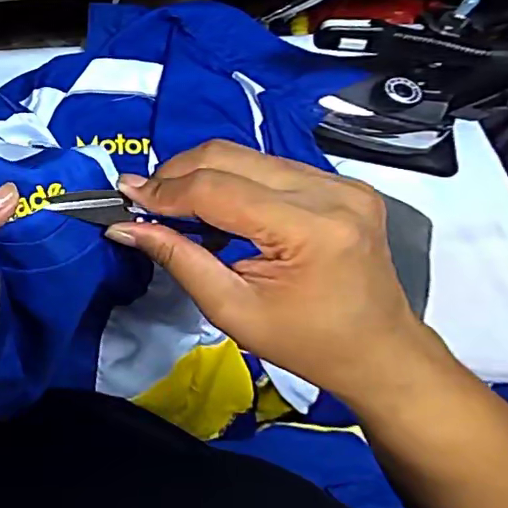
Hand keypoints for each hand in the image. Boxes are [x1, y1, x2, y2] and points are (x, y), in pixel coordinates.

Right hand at [103, 141, 452, 403]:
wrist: (383, 354)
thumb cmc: (307, 343)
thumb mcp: (231, 310)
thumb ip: (177, 258)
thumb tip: (123, 226)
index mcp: (310, 231)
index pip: (216, 189)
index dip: (164, 190)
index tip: (124, 196)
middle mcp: (330, 194)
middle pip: (227, 156)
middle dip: (174, 174)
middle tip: (144, 199)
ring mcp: (340, 183)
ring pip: (242, 154)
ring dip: (198, 172)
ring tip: (173, 202)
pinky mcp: (339, 182)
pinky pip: (264, 163)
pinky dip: (226, 176)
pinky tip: (214, 203)